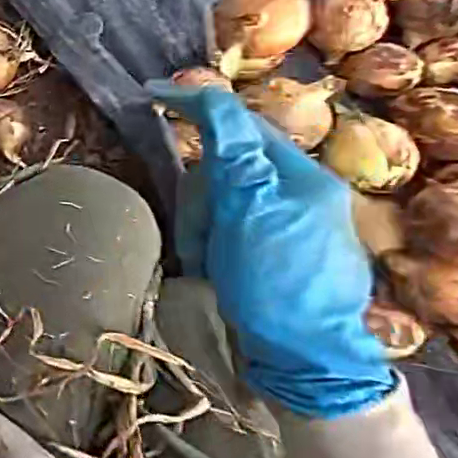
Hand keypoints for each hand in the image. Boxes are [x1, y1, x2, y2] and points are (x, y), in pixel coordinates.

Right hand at [148, 81, 393, 418]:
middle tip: (196, 240)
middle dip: (199, 199)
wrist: (306, 362)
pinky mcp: (269, 245)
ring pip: (218, 198)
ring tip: (203, 263)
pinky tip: (211, 268)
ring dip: (200, 226)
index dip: (195, 106)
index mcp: (298, 176)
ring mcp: (283, 220)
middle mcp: (295, 190)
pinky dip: (208, 241)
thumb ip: (234, 156)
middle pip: (222, 165)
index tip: (151, 95)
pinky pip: (225, 224)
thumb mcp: (252, 214)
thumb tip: (212, 101)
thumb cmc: (278, 285)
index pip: (239, 123)